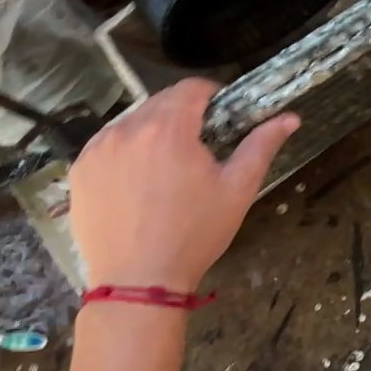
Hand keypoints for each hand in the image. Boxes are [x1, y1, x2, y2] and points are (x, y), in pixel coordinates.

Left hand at [68, 79, 299, 292]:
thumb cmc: (195, 234)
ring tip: (165, 168)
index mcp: (168, 128)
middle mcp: (127, 128)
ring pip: (132, 122)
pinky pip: (107, 145)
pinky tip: (137, 182)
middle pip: (160, 102)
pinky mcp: (80, 170)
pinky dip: (125, 151)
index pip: (191, 88)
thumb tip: (290, 118)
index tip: (221, 118)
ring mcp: (98, 149)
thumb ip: (262, 145)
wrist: (139, 282)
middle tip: (197, 149)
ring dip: (152, 132)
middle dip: (182, 116)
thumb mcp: (237, 190)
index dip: (211, 96)